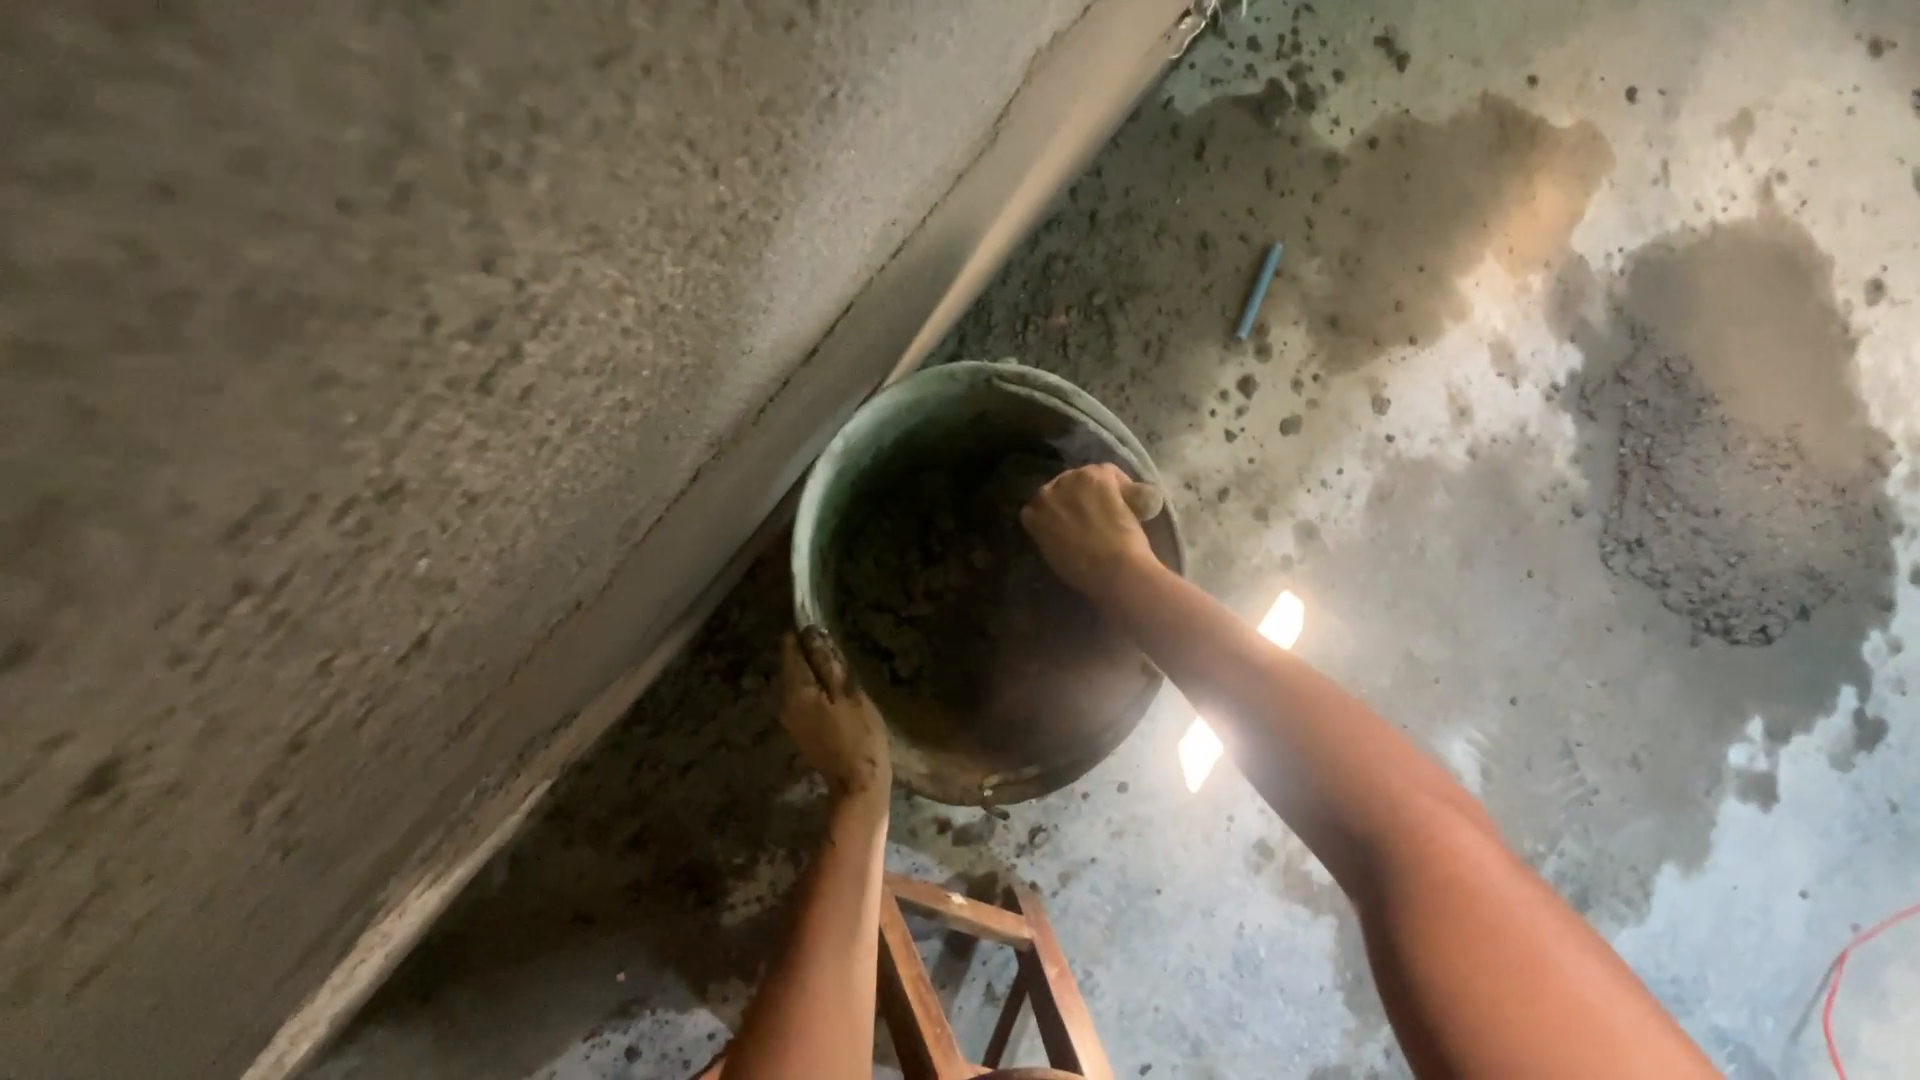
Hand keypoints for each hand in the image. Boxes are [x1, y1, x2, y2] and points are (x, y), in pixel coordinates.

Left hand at [779, 628, 891, 797]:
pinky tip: (836, 690)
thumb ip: (827, 663)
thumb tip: (811, 633)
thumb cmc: (859, 736)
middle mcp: (784, 701)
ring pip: (798, 680)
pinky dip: (816, 687)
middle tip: (840, 650)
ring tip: (842, 667)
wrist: (857, 783)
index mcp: (795, 690)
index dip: (804, 633)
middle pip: (792, 664)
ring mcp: (790, 717)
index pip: (789, 648)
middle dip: (811, 651)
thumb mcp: (848, 693)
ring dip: (815, 670)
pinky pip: (802, 696)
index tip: (825, 627)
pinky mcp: (800, 727)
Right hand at [1020, 463, 1160, 598]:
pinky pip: (1111, 473)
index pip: (1044, 504)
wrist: (1113, 568)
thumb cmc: (1085, 572)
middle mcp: (1047, 491)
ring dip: (1100, 489)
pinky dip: (1125, 486)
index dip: (1063, 509)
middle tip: (1098, 512)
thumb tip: (1065, 526)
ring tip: (1116, 507)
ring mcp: (1072, 480)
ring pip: (1087, 476)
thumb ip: (1051, 533)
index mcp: (1031, 514)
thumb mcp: (1054, 554)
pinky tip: (1135, 503)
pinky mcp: (1098, 474)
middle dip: (1079, 496)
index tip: (1076, 519)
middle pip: (1064, 485)